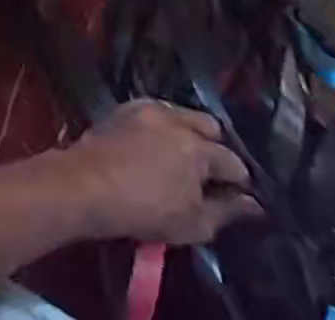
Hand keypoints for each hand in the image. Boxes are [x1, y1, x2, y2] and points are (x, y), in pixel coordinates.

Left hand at [58, 99, 261, 244]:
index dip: (239, 183)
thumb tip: (251, 204)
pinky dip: (160, 125)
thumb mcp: (195, 224)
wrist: (83, 185)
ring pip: (178, 113)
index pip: (233, 162)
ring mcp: (142, 109)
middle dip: (215, 147)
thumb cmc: (143, 210)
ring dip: (186, 131)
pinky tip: (155, 145)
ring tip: (181, 158)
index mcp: (195, 146)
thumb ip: (227, 211)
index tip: (235, 197)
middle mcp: (171, 119)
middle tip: (207, 173)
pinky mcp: (119, 109)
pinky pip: (151, 111)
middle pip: (208, 125)